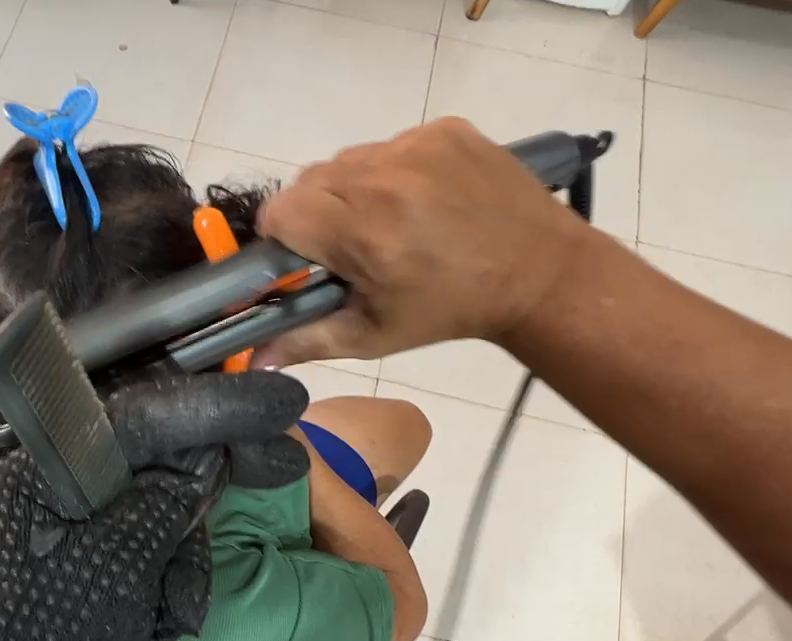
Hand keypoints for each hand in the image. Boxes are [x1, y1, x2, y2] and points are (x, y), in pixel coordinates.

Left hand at [0, 371, 308, 640]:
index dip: (212, 408)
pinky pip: (160, 538)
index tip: (279, 405)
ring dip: (186, 553)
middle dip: (211, 474)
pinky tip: (165, 615)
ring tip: (171, 609)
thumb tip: (206, 457)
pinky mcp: (105, 548)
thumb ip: (162, 502)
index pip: (137, 419)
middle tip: (282, 465)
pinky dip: (176, 573)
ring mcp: (84, 517)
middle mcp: (61, 482)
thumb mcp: (115, 566)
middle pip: (156, 451)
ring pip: (167, 500)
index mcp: (43, 473)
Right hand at [253, 117, 596, 368]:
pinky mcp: (443, 129)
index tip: (300, 258)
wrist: (537, 272)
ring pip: (346, 161)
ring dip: (348, 191)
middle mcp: (384, 177)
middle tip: (345, 248)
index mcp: (362, 231)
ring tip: (384, 224)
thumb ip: (307, 341)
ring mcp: (416, 145)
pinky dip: (388, 173)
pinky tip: (416, 202)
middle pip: (307, 182)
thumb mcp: (372, 336)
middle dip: (313, 215)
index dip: (280, 237)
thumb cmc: (447, 312)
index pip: (279, 212)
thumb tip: (254, 360)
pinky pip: (388, 146)